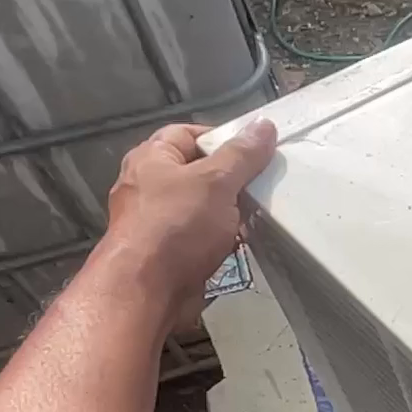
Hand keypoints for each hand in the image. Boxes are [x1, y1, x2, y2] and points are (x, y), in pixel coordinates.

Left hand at [96, 119, 277, 321]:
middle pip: (196, 170)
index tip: (255, 152)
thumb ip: (241, 156)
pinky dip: (220, 236)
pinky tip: (238, 243)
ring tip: (255, 217)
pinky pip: (199, 234)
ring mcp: (156, 218)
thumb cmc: (178, 226)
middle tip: (261, 187)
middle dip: (230, 179)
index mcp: (152, 157)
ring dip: (227, 211)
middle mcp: (148, 183)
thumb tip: (264, 125)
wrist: (150, 286)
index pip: (188, 134)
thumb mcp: (216, 182)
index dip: (222, 139)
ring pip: (200, 205)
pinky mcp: (167, 249)